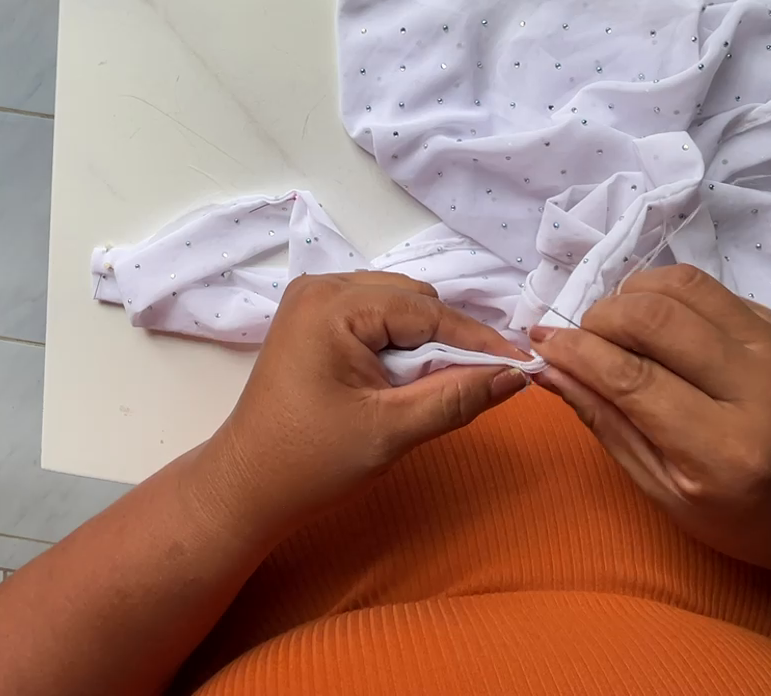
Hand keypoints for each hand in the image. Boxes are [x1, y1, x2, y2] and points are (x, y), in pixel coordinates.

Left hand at [196, 272, 532, 534]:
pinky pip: (375, 313)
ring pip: (397, 303)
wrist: (248, 484)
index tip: (522, 364)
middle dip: (448, 340)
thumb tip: (514, 376)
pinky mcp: (313, 315)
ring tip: (432, 385)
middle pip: (412, 299)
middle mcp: (321, 286)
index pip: (425, 310)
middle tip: (474, 383)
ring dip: (424, 340)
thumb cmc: (311, 462)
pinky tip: (402, 375)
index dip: (477, 339)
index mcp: (332, 306)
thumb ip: (456, 397)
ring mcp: (313, 297)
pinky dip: (399, 340)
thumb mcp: (391, 431)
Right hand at [529, 264, 770, 581]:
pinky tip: (655, 325)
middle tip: (581, 337)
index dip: (578, 352)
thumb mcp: (659, 487)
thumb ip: (603, 421)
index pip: (634, 379)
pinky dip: (662, 294)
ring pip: (680, 284)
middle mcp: (764, 391)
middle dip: (600, 318)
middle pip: (657, 318)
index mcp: (730, 453)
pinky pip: (705, 286)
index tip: (542, 341)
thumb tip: (547, 366)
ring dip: (629, 295)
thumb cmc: (737, 514)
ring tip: (615, 326)